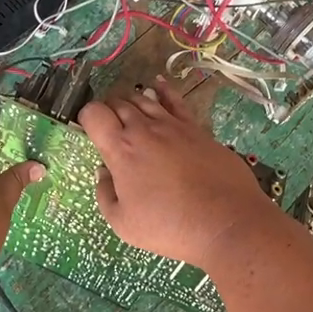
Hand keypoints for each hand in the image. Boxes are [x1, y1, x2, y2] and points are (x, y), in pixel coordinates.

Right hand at [80, 78, 282, 271]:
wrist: (226, 222)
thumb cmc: (170, 226)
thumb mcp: (124, 224)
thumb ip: (105, 195)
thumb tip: (103, 172)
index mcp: (121, 150)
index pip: (94, 113)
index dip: (86, 117)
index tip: (89, 131)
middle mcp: (143, 129)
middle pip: (118, 102)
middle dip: (107, 109)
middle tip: (108, 125)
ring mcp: (172, 125)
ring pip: (144, 99)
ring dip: (130, 100)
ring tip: (127, 108)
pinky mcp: (196, 128)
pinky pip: (175, 101)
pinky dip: (163, 89)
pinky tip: (157, 84)